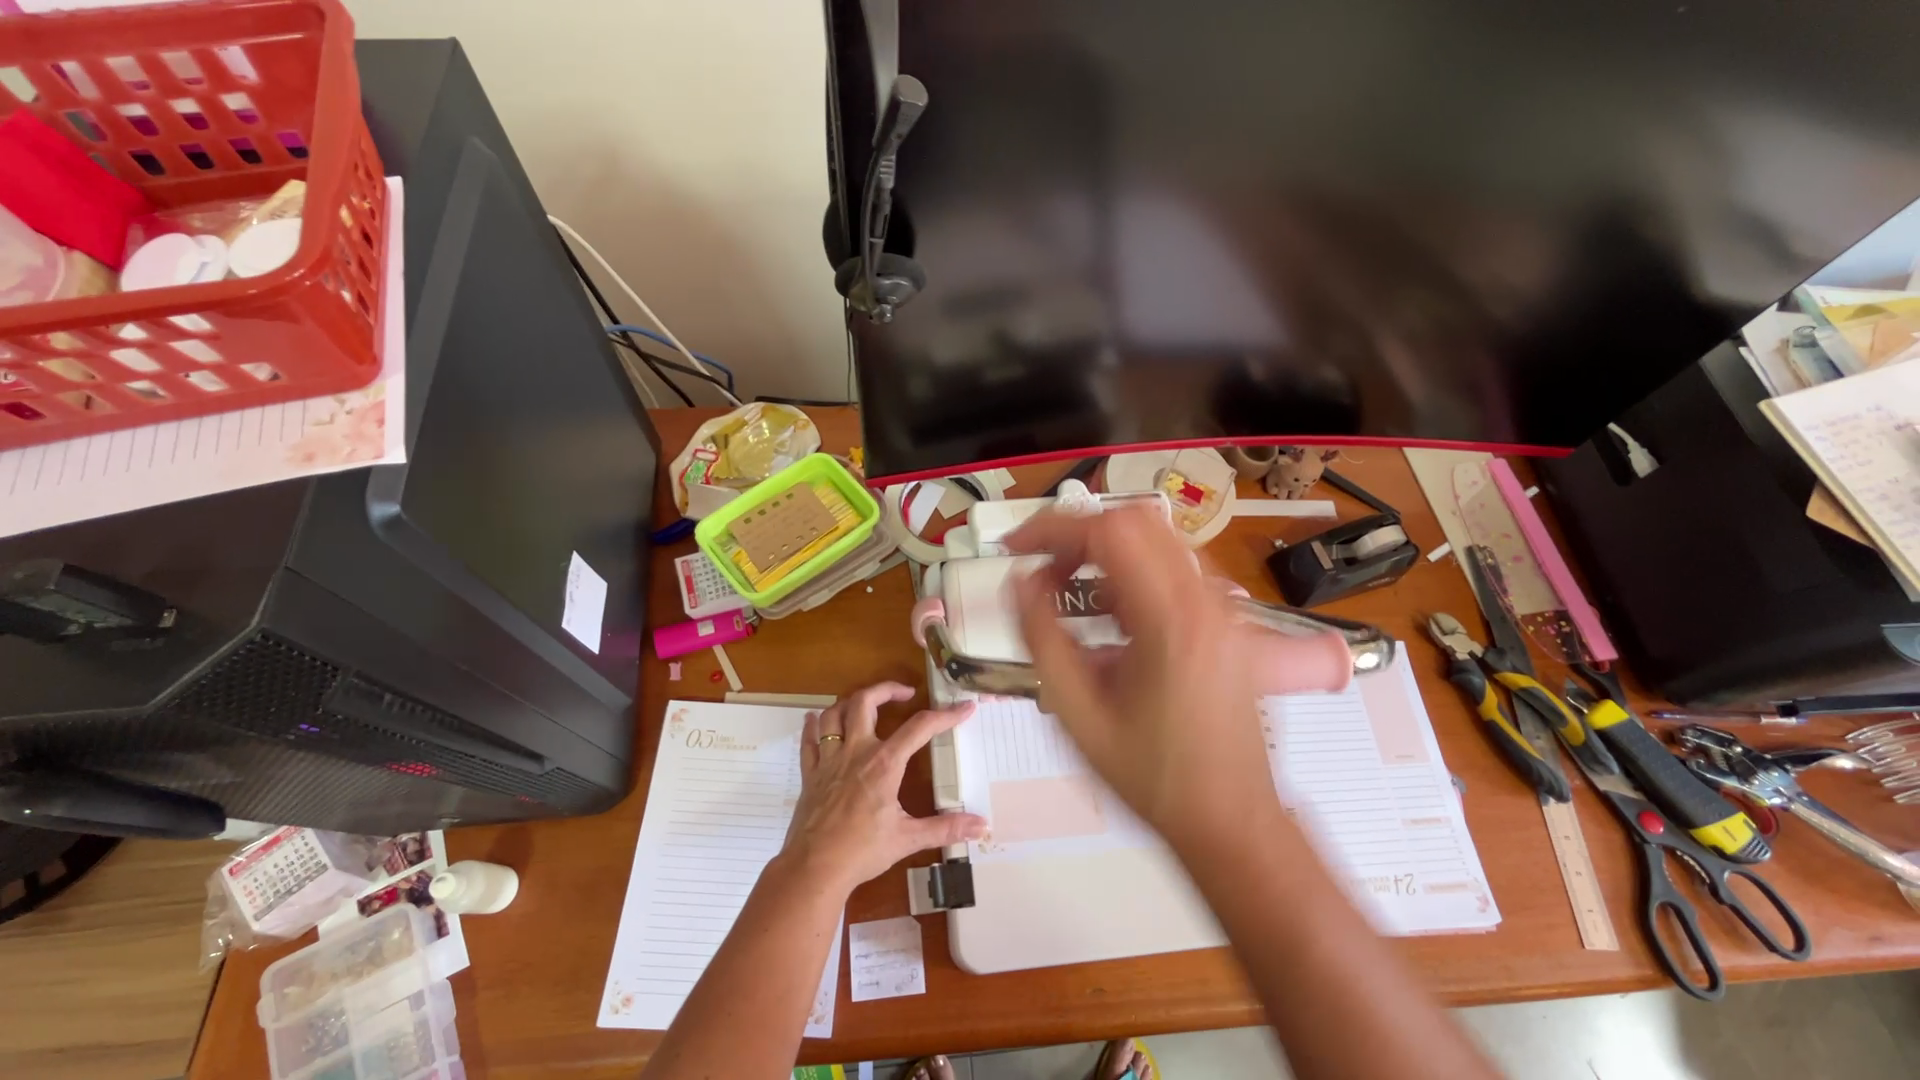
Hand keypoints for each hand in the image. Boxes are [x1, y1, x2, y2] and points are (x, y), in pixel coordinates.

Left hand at [782, 682, 987, 895]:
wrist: (814, 868)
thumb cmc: (862, 852)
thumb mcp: (908, 838)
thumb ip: (945, 828)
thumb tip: (981, 827)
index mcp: (884, 764)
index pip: (920, 727)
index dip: (946, 715)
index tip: (964, 708)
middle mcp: (855, 752)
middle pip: (865, 702)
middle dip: (887, 689)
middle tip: (905, 693)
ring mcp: (829, 760)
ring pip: (834, 714)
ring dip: (850, 702)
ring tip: (865, 704)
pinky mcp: (810, 774)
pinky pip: (809, 740)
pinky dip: (813, 725)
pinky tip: (815, 719)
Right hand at [1010, 506, 1283, 849]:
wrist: (1231, 822)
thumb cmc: (1155, 780)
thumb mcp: (1080, 715)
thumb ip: (1042, 639)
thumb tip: (1020, 585)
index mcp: (1170, 620)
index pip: (1109, 532)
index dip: (1051, 530)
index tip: (1015, 550)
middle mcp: (1205, 602)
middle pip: (1136, 522)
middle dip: (1078, 536)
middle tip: (1042, 569)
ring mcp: (1223, 612)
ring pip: (1158, 542)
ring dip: (1107, 555)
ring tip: (1071, 596)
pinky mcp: (1227, 626)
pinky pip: (1176, 572)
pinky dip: (1134, 576)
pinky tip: (1111, 620)